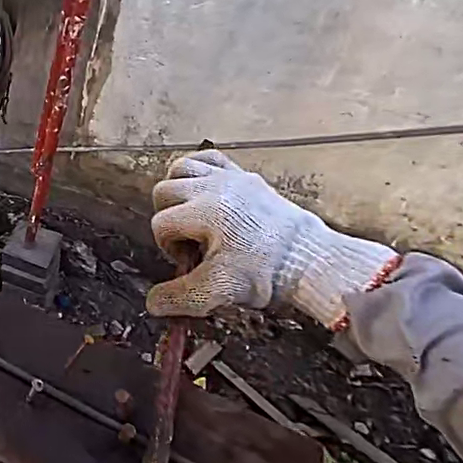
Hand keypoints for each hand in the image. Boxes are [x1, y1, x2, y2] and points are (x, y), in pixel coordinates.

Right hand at [145, 150, 396, 328]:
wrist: (310, 260)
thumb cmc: (265, 273)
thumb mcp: (216, 291)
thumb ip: (179, 297)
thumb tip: (152, 304)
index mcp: (203, 210)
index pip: (161, 223)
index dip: (168, 247)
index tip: (190, 264)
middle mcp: (213, 186)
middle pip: (165, 191)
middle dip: (169, 219)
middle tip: (191, 243)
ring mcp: (230, 177)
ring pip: (182, 168)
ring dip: (178, 191)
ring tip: (190, 217)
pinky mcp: (245, 176)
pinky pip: (211, 159)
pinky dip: (199, 170)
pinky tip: (202, 190)